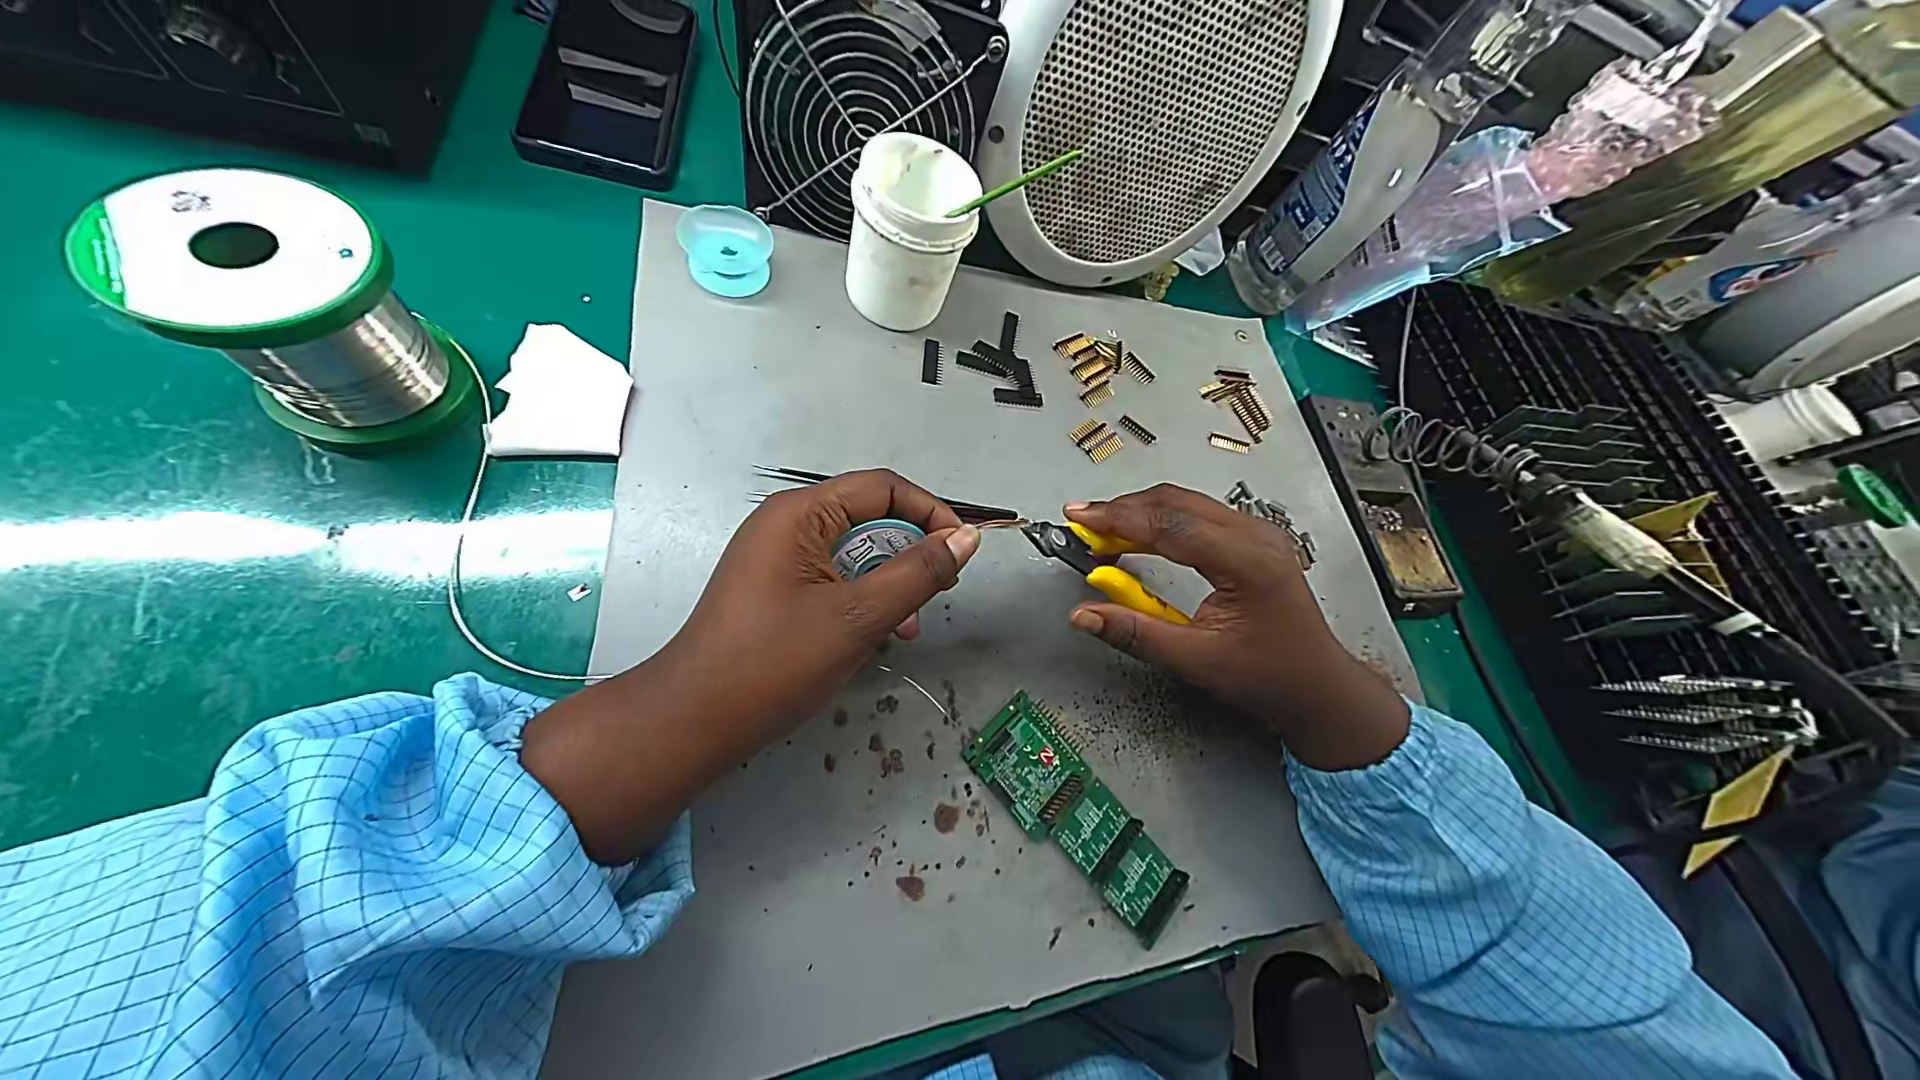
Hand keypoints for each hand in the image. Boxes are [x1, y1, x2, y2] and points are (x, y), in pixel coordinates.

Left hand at [523, 469, 979, 862]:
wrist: (694, 720)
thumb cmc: (776, 662)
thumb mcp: (859, 616)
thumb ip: (918, 573)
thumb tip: (966, 538)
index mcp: (800, 514)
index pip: (883, 488)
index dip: (930, 513)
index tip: (960, 553)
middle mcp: (787, 524)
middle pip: (868, 519)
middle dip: (910, 552)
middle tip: (939, 593)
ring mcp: (777, 557)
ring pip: (854, 553)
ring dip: (890, 582)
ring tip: (909, 626)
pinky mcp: (775, 587)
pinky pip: (833, 578)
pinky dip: (862, 598)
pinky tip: (877, 634)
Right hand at [1064, 484, 1407, 769]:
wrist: (1317, 686)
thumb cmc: (1269, 676)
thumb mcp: (1195, 661)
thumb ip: (1135, 633)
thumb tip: (1085, 615)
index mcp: (1247, 562)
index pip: (1170, 523)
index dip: (1117, 518)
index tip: (1080, 519)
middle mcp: (1255, 536)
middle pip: (1175, 502)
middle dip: (1122, 510)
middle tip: (1083, 524)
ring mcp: (1256, 533)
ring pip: (1184, 503)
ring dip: (1139, 513)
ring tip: (1101, 531)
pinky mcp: (1250, 539)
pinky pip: (1195, 515)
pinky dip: (1159, 522)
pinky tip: (1136, 536)